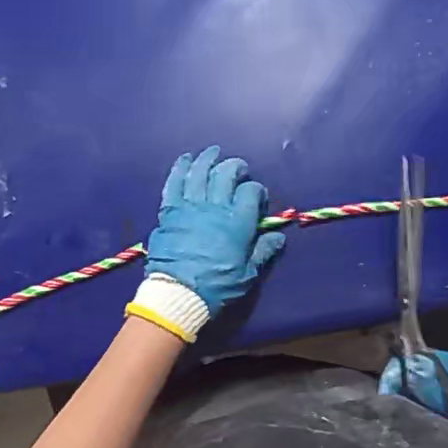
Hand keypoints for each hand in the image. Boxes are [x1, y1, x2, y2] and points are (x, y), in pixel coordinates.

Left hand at [144, 146, 285, 314]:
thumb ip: (263, 251)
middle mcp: (215, 207)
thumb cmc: (217, 286)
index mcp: (237, 222)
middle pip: (225, 174)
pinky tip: (186, 160)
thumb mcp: (247, 274)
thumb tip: (278, 237)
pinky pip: (175, 183)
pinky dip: (181, 168)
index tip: (257, 197)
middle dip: (234, 167)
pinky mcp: (170, 211)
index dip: (256, 190)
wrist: (178, 294)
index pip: (250, 192)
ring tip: (213, 153)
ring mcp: (190, 207)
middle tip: (238, 168)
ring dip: (208, 159)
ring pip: (200, 172)